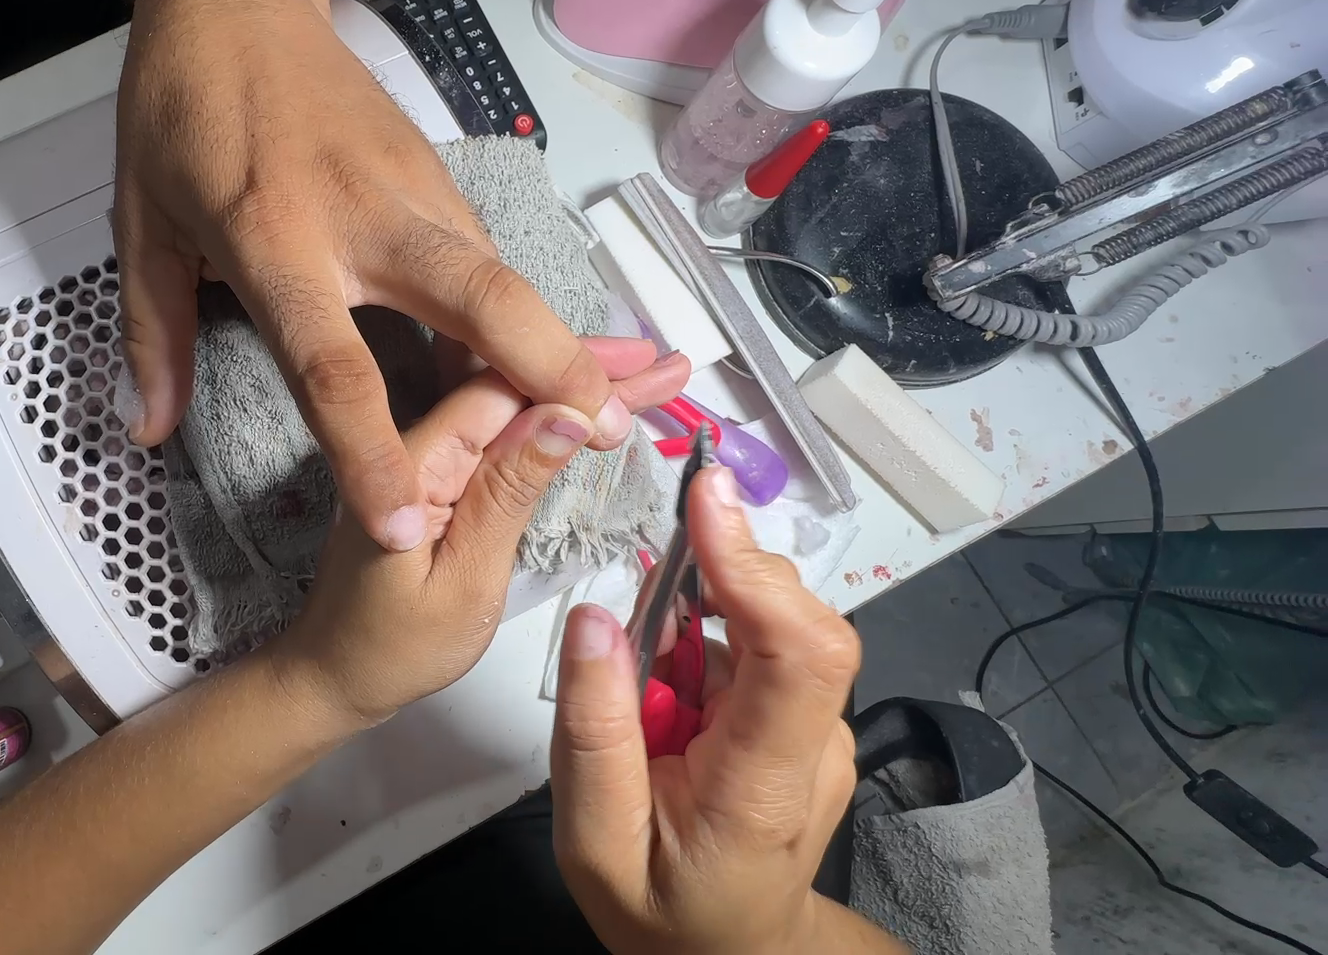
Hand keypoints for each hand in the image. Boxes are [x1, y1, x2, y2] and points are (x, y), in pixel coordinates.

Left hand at [115, 0, 623, 555]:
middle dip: (545, 370)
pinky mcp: (435, 173)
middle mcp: (361, 220)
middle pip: (477, 301)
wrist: (235, 2)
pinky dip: (515, 312)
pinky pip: (486, 256)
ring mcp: (412, 190)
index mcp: (274, 242)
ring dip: (552, 341)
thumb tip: (148, 428)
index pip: (333, 370)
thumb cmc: (181, 113)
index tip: (407, 531)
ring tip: (593, 408)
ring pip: (500, 274)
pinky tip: (525, 352)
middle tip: (601, 434)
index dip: (371, 456)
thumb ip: (151, 335)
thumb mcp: (141, 226)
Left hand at [272, 337, 688, 727]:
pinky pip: (496, 433)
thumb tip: (566, 414)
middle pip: (507, 387)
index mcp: (416, 461)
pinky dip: (545, 418)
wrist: (336, 670)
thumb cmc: (396, 646)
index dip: (571, 378)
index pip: (499, 394)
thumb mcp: (464, 580)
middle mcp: (415, 442)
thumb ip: (509, 493)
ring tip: (644, 373)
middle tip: (663, 362)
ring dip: (574, 388)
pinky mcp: (434, 473)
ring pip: (507, 405)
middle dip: (588, 372)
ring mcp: (423, 455)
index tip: (642, 373)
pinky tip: (584, 407)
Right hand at [551, 468, 885, 954]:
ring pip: (764, 620)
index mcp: (764, 781)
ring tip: (642, 692)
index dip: (754, 566)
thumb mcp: (594, 836)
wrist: (727, 947)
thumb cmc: (661, 905)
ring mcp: (815, 727)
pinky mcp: (799, 715)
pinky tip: (664, 692)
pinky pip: (749, 642)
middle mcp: (813, 743)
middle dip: (709, 579)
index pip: (799, 652)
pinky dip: (696, 640)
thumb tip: (596, 616)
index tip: (704, 499)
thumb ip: (593, 729)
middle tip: (634, 624)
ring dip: (690, 619)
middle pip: (790, 616)